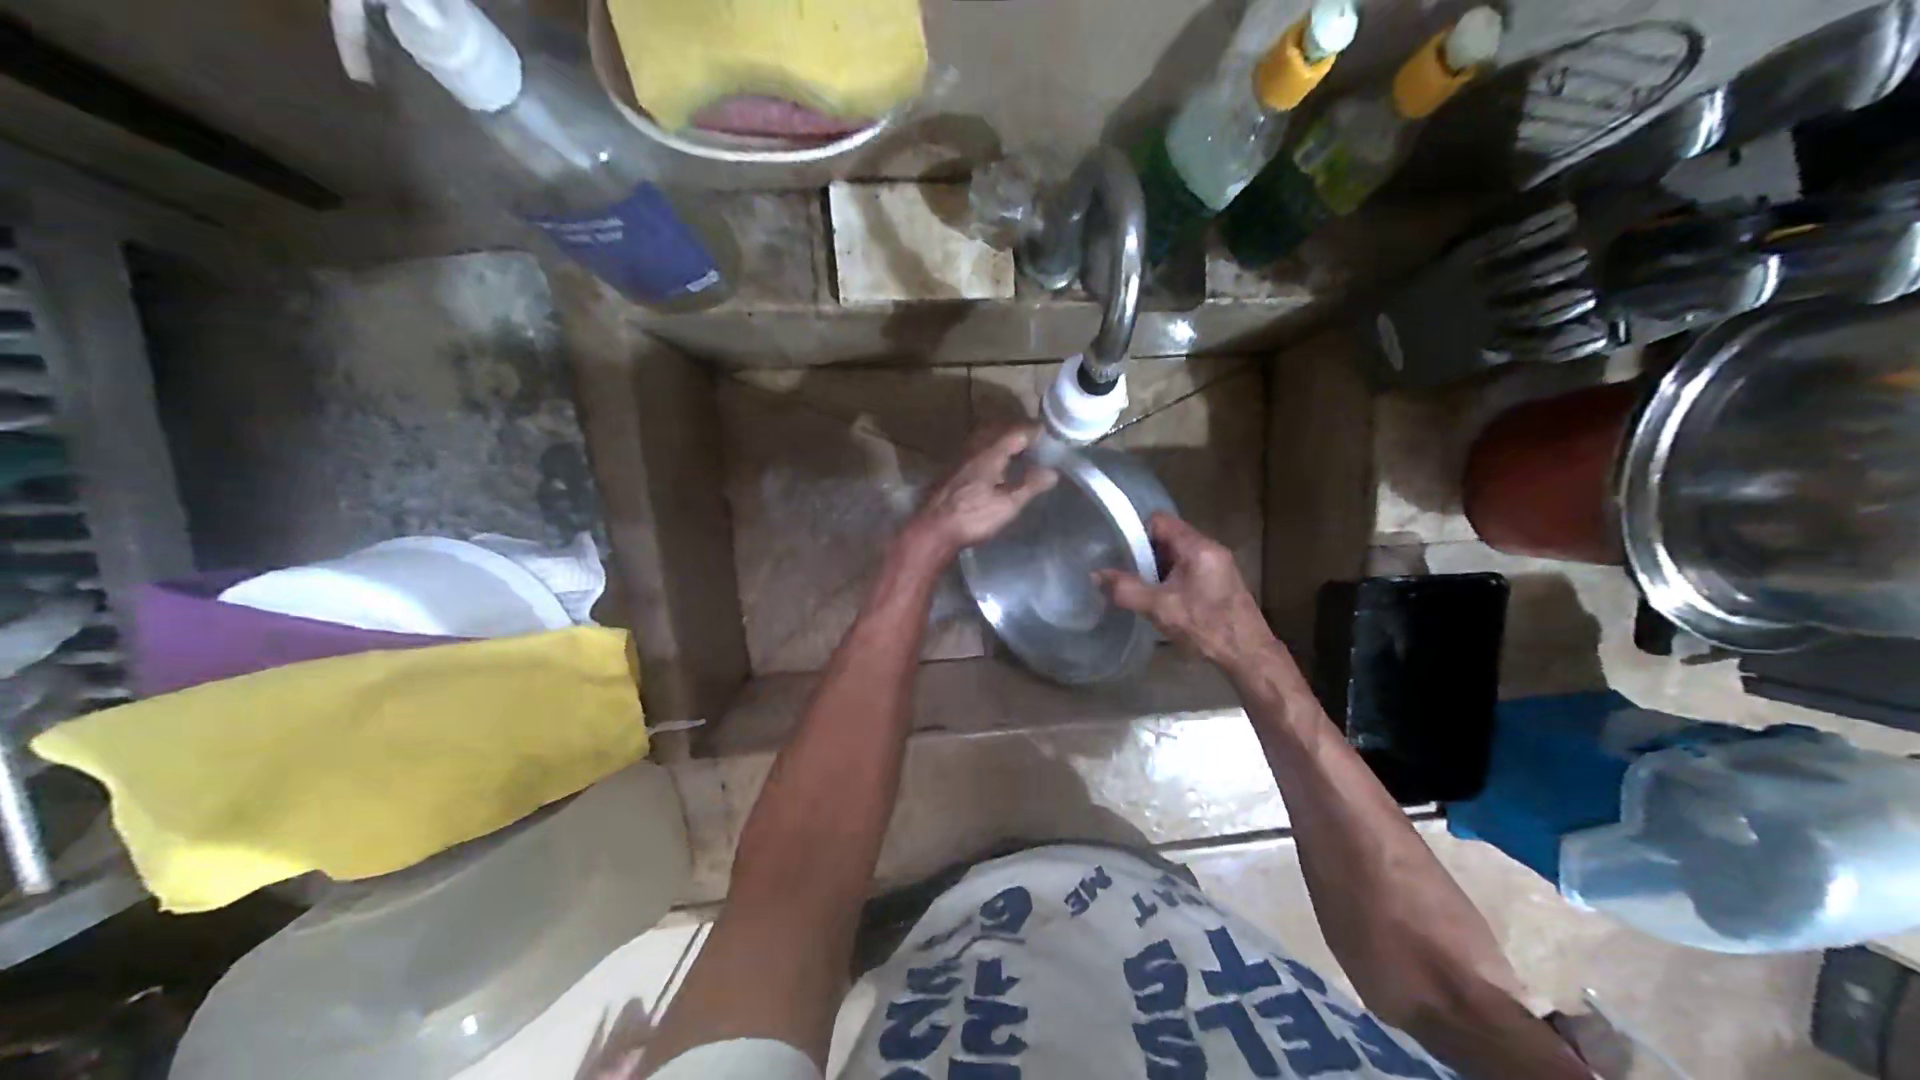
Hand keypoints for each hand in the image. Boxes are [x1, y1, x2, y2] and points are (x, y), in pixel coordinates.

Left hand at [902, 425, 1058, 561]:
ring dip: (1001, 442)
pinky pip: (974, 453)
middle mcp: (973, 451)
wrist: (933, 530)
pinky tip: (993, 470)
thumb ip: (1029, 486)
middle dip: (1017, 434)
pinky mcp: (951, 472)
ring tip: (1016, 454)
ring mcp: (959, 460)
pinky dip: (988, 453)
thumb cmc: (972, 517)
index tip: (1050, 435)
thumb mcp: (1007, 505)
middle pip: (998, 432)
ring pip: (983, 441)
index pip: (1016, 433)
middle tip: (1034, 442)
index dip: (1034, 432)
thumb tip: (1052, 472)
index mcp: (990, 454)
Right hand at [1095, 514, 1286, 677]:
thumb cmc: (1205, 627)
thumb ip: (1125, 589)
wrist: (1248, 655)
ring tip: (1141, 588)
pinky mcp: (1221, 581)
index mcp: (1197, 547)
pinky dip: (1172, 578)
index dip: (1136, 532)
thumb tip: (1096, 575)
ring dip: (1158, 568)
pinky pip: (1189, 568)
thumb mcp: (1159, 609)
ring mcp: (1218, 564)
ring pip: (1178, 554)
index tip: (1119, 551)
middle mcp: (1211, 548)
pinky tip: (1163, 600)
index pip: (1159, 520)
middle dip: (1145, 553)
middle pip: (1168, 537)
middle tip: (1126, 573)